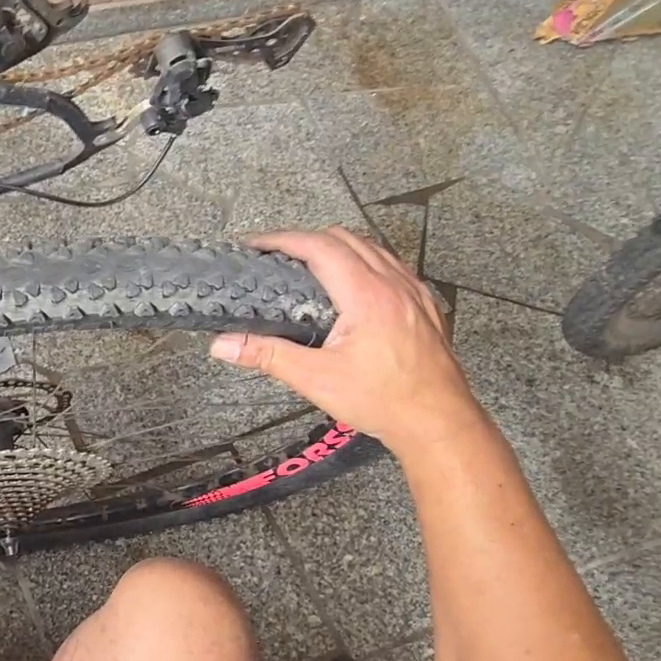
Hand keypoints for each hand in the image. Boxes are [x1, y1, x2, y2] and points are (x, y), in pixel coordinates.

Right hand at [209, 227, 486, 457]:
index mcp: (367, 296)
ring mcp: (414, 293)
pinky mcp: (424, 306)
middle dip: (306, 239)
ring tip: (306, 265)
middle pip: (346, 239)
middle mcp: (394, 285)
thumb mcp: (314, 378)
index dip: (283, 239)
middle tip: (275, 256)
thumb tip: (223, 346)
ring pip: (372, 248)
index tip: (256, 245)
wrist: (438, 422)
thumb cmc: (382, 400)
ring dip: (336, 247)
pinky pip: (392, 266)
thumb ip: (266, 355)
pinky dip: (363, 261)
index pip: (321, 247)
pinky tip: (349, 284)